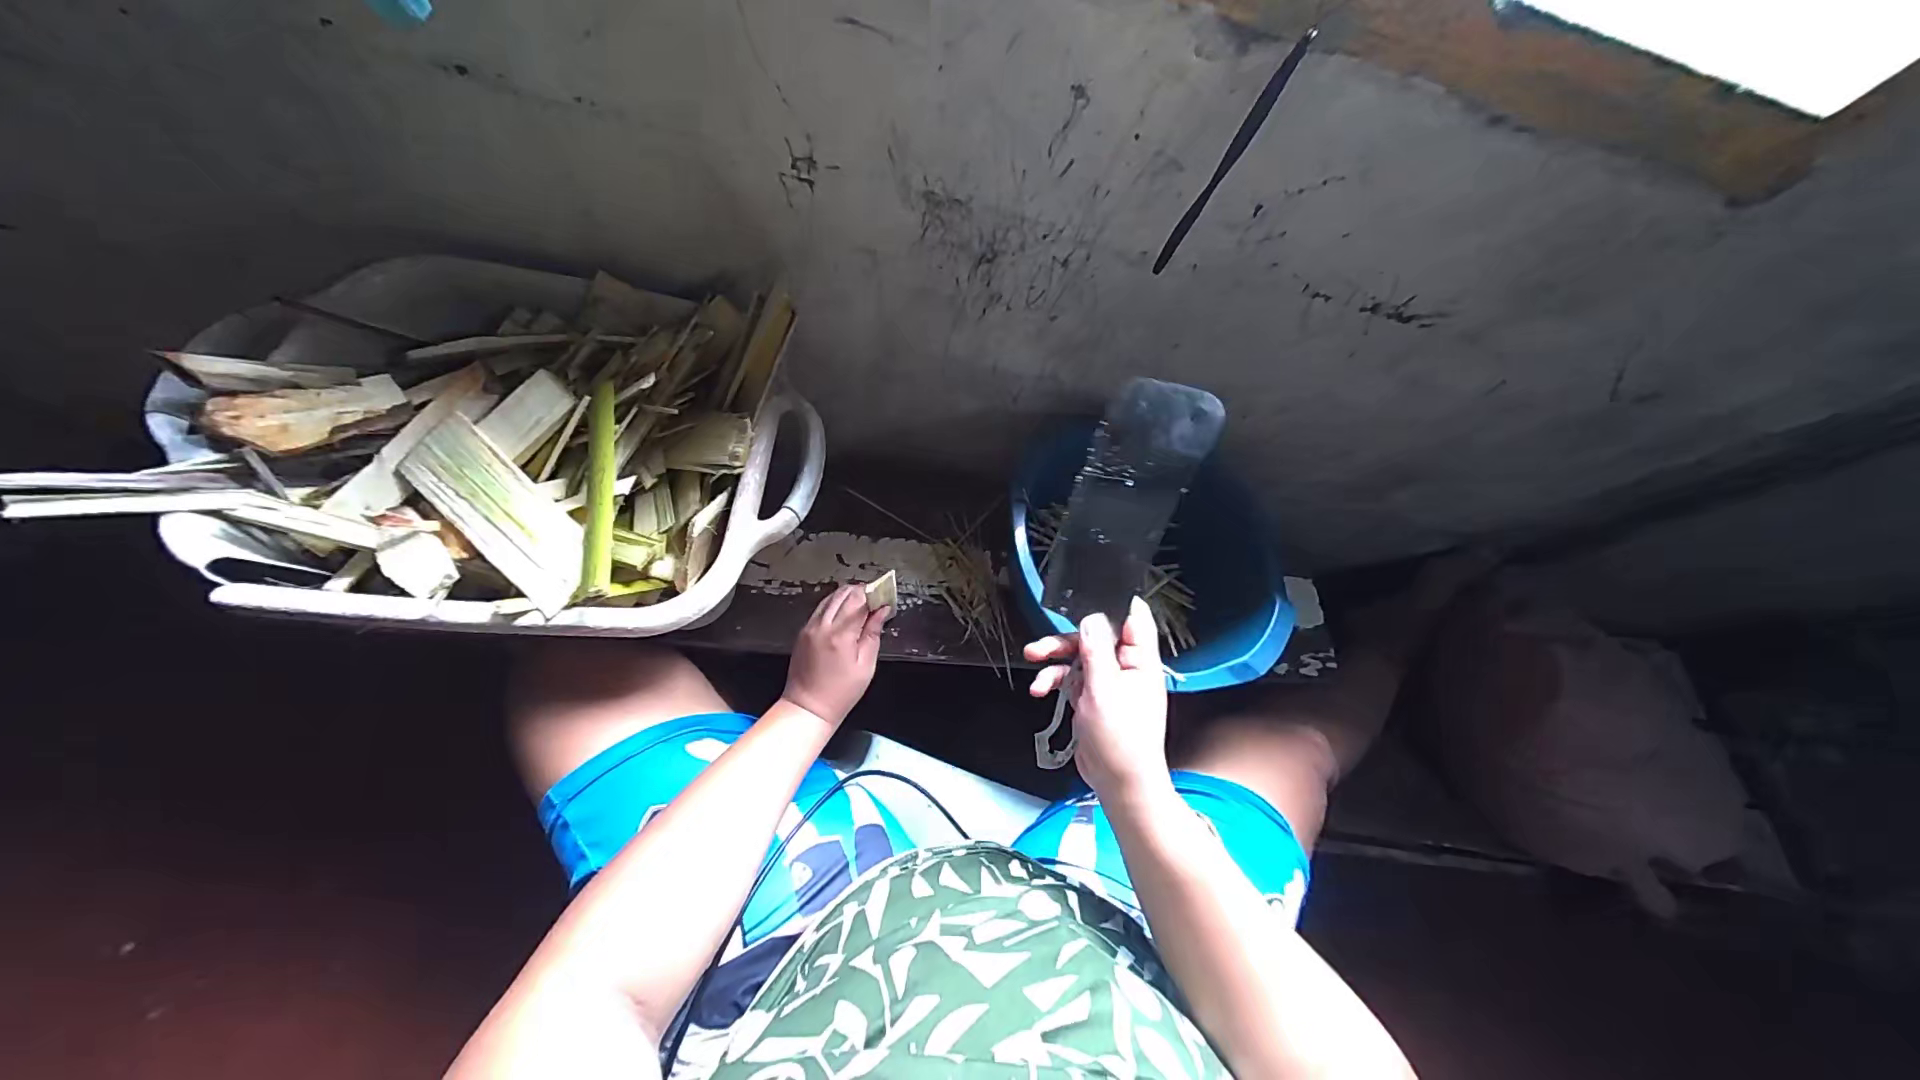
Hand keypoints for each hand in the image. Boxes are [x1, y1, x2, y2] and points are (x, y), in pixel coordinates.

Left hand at [782, 584, 890, 724]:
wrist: (808, 707)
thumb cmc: (839, 693)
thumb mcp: (866, 665)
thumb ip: (873, 633)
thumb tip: (882, 611)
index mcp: (841, 635)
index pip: (860, 600)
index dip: (875, 595)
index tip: (885, 598)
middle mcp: (823, 626)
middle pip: (844, 593)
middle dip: (863, 592)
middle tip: (876, 600)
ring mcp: (810, 627)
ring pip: (831, 597)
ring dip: (848, 596)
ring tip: (863, 606)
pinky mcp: (803, 631)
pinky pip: (821, 608)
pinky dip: (835, 605)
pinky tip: (845, 615)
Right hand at [1024, 596, 1169, 797]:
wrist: (1119, 782)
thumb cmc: (1121, 740)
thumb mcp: (1104, 688)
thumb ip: (1096, 650)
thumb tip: (1091, 618)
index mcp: (1140, 661)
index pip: (1133, 620)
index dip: (1112, 605)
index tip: (1085, 598)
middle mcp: (1126, 669)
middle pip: (1096, 638)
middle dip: (1067, 638)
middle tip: (1043, 644)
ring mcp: (1108, 684)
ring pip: (1079, 657)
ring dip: (1054, 659)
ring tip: (1033, 659)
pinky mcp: (1093, 698)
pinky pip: (1071, 679)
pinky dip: (1054, 681)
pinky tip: (1040, 690)